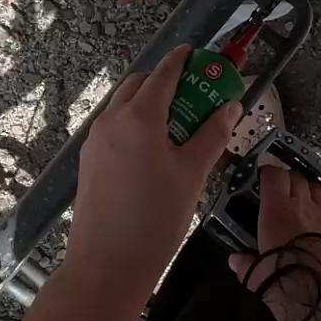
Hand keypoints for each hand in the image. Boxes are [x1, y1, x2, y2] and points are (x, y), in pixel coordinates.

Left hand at [69, 45, 237, 298]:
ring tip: (177, 121)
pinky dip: (134, 121)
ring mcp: (95, 141)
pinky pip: (114, 126)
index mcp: (138, 118)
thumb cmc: (155, 218)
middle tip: (194, 93)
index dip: (182, 60)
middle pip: (139, 84)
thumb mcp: (192, 174)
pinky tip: (154, 147)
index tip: (196, 53)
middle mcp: (111, 121)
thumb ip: (212, 134)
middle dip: (165, 80)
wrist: (106, 266)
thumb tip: (231, 106)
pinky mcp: (89, 160)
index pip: (163, 74)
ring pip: (123, 105)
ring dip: (148, 101)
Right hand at [227, 164, 320, 320]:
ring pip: (317, 189)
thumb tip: (236, 260)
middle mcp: (304, 207)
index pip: (273, 175)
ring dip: (307, 190)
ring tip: (300, 203)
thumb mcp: (263, 285)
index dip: (267, 171)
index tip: (260, 176)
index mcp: (278, 213)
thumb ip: (249, 269)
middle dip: (286, 179)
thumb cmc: (295, 292)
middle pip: (296, 177)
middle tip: (277, 192)